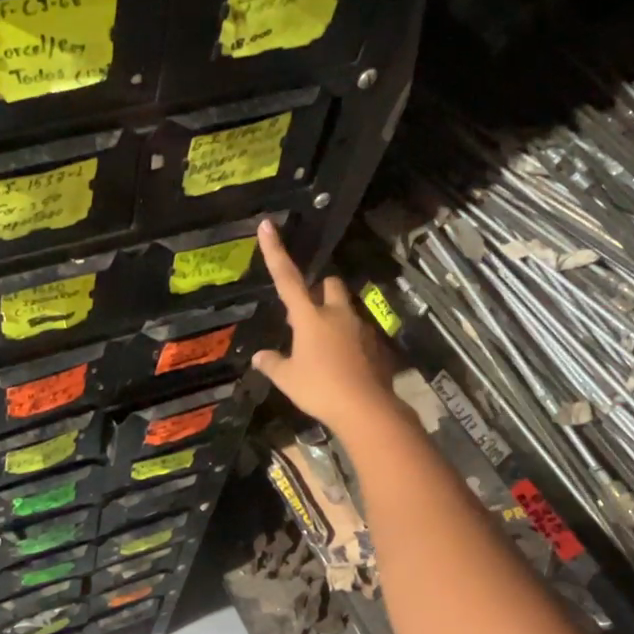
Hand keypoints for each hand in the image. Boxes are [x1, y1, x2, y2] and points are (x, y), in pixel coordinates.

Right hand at [251, 220, 397, 429]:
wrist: (366, 408)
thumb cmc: (319, 389)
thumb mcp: (287, 379)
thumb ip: (272, 363)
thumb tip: (259, 357)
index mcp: (309, 317)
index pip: (287, 278)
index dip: (275, 252)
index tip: (267, 225)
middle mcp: (336, 314)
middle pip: (329, 285)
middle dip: (319, 289)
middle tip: (307, 310)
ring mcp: (359, 328)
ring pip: (344, 309)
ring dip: (333, 317)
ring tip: (321, 346)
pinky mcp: (374, 345)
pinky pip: (356, 334)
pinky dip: (347, 342)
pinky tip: (339, 364)